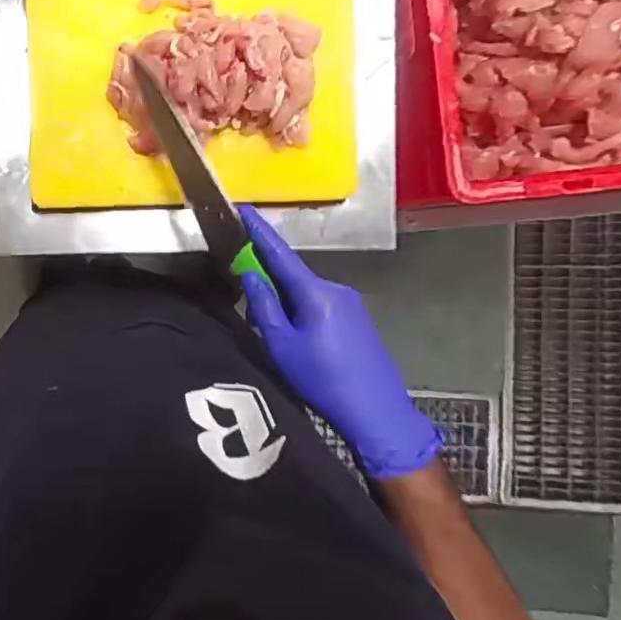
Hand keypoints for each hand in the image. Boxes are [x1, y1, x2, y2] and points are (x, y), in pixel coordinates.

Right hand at [238, 206, 440, 479]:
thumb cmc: (322, 380)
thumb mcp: (281, 345)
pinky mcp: (357, 320)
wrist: (376, 411)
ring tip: (276, 341)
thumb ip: (263, 306)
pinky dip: (301, 315)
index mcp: (315, 292)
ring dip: (284, 306)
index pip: (280, 254)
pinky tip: (298, 344)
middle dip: (268, 286)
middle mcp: (335, 289)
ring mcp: (350, 303)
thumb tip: (250, 274)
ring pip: (304, 294)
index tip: (243, 208)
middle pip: (291, 277)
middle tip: (251, 317)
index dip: (259, 231)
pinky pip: (319, 306)